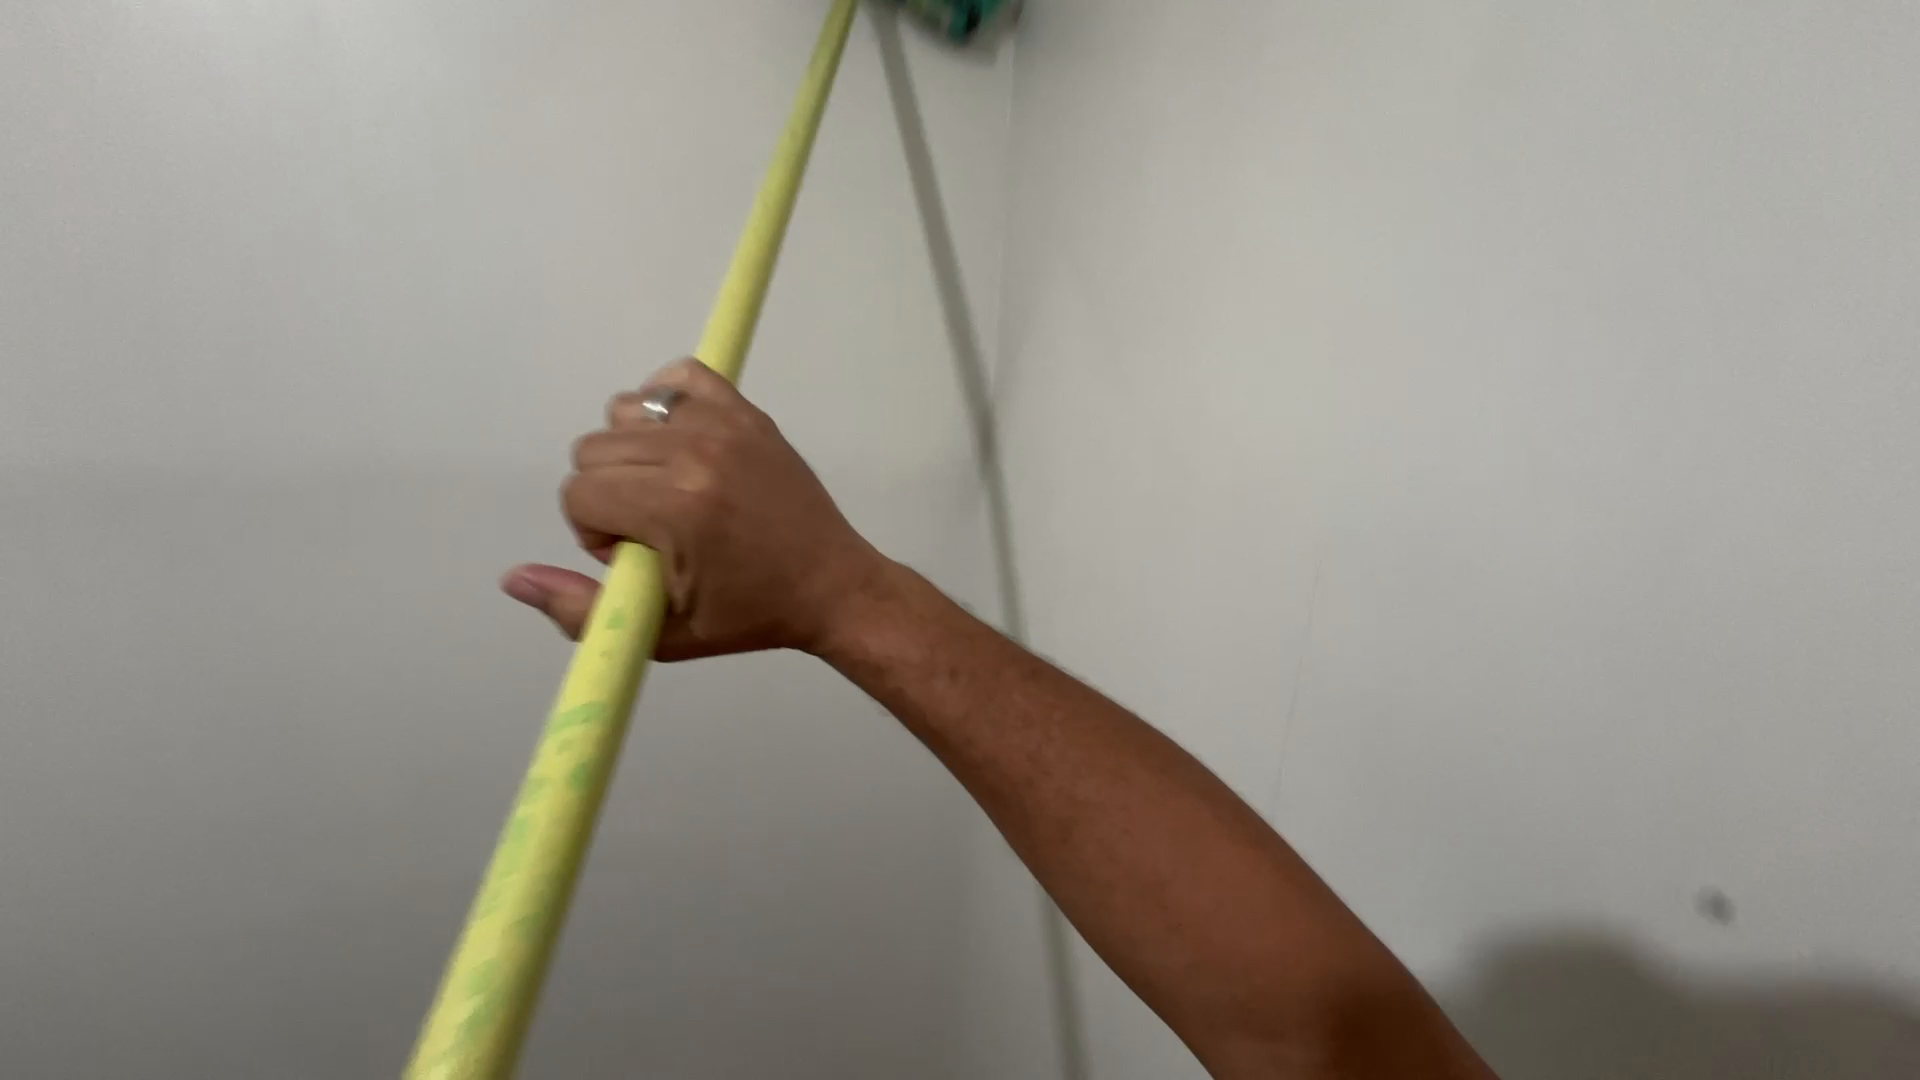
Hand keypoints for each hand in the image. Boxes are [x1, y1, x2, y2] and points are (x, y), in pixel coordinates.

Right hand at [502, 359, 891, 660]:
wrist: (830, 585)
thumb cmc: (748, 615)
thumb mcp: (661, 634)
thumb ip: (580, 611)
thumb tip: (512, 577)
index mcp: (675, 506)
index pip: (578, 492)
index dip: (596, 532)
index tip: (640, 555)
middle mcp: (696, 452)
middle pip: (594, 449)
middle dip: (611, 494)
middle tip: (659, 529)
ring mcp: (726, 424)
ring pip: (626, 411)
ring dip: (635, 452)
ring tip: (675, 490)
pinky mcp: (749, 413)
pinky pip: (680, 377)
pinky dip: (667, 403)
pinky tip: (684, 446)